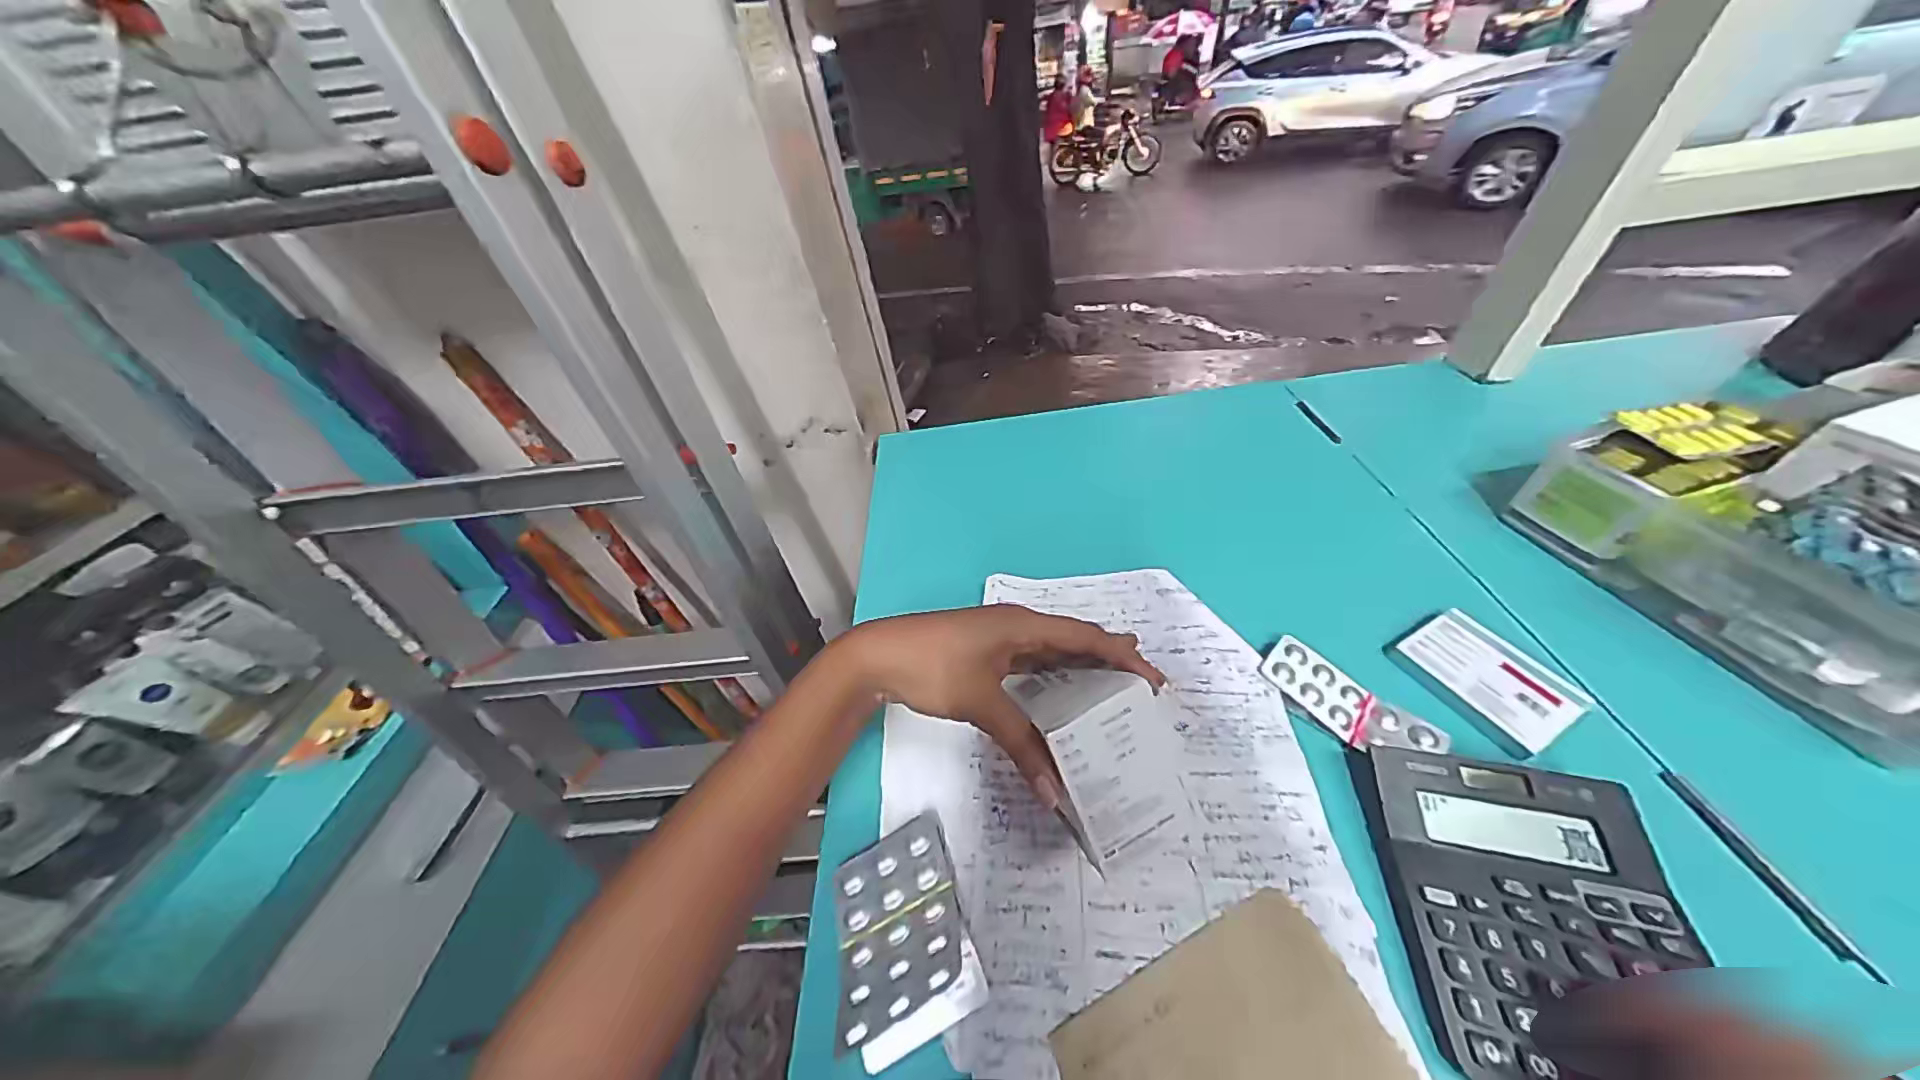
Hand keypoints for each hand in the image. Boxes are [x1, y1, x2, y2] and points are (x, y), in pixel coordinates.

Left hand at [835, 605, 1165, 807]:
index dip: (1122, 656)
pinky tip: (1061, 689)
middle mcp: (1016, 626)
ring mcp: (1000, 638)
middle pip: (1074, 638)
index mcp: (1022, 625)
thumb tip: (1054, 792)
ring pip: (1052, 649)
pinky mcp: (986, 652)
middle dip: (1109, 656)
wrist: (877, 657)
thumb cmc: (932, 667)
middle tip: (1142, 681)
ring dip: (1082, 664)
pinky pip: (1032, 660)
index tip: (1153, 679)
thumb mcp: (981, 704)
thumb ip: (1021, 744)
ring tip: (1113, 682)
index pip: (1085, 637)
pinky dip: (1053, 674)